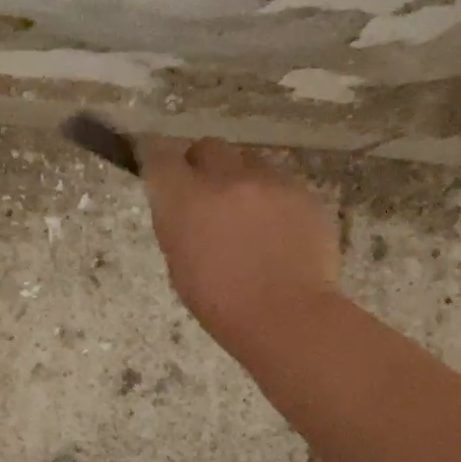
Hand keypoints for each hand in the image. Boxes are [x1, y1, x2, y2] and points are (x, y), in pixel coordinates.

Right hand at [141, 138, 341, 360]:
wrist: (286, 315)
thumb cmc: (220, 303)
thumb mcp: (179, 265)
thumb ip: (177, 223)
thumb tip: (182, 205)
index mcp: (185, 200)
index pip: (160, 154)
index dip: (157, 156)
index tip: (158, 165)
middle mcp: (225, 179)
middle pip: (208, 147)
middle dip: (202, 163)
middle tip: (205, 191)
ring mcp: (269, 182)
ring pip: (248, 161)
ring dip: (240, 179)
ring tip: (246, 213)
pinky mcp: (303, 193)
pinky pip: (280, 183)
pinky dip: (272, 198)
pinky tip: (276, 229)